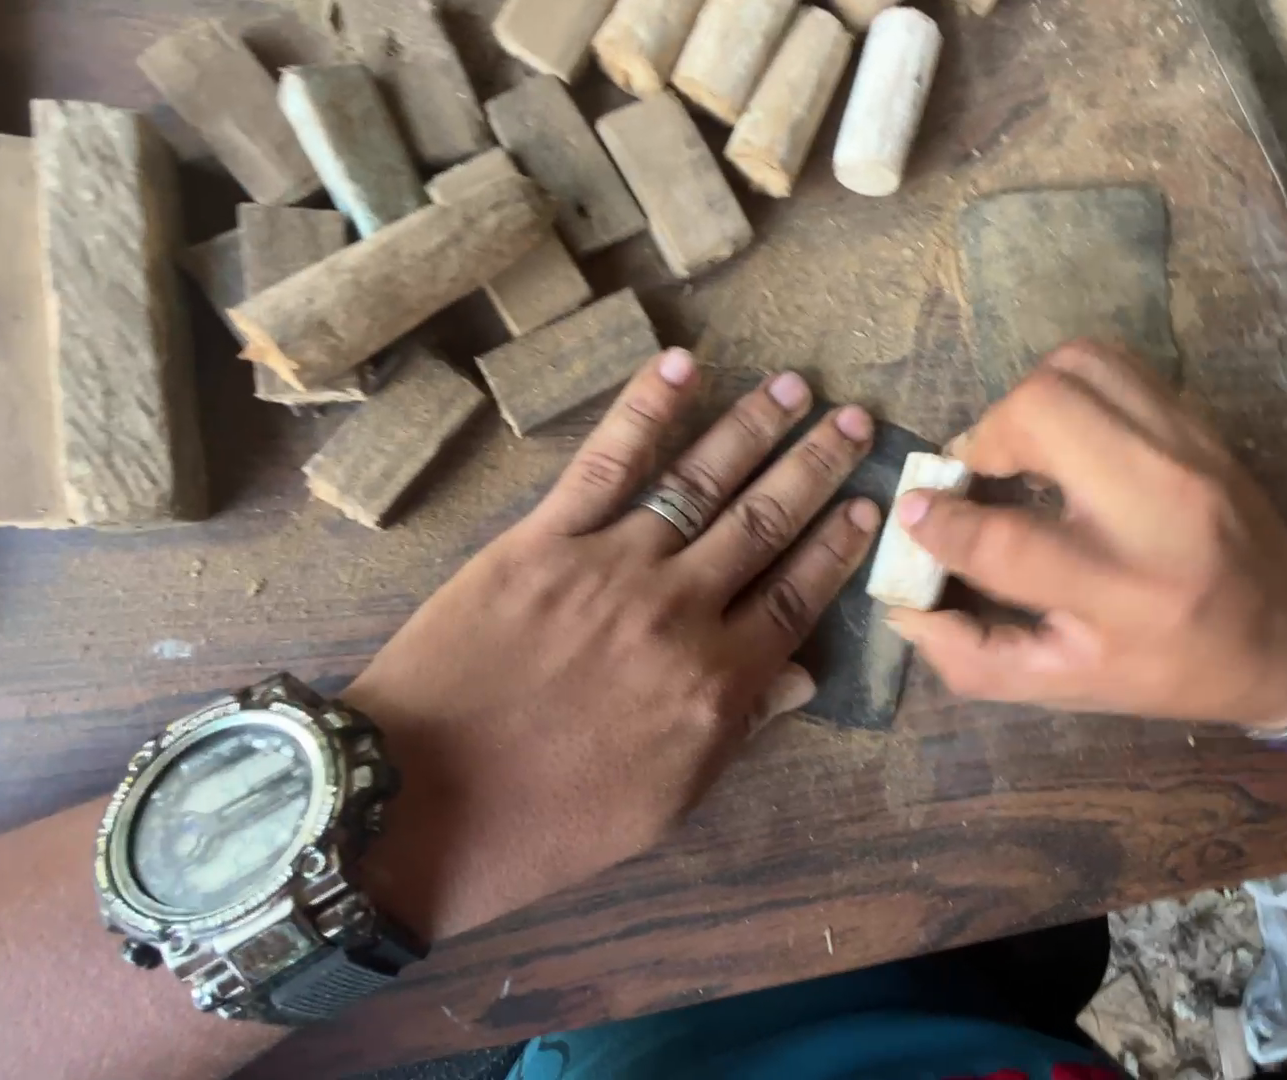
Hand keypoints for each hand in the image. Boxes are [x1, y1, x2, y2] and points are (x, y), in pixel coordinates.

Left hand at [345, 350, 880, 939]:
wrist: (418, 803)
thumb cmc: (550, 819)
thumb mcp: (666, 799)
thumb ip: (741, 728)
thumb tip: (804, 674)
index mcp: (715, 683)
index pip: (797, 597)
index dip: (837, 546)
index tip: (868, 505)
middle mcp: (678, 611)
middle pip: (764, 524)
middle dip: (815, 469)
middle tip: (854, 423)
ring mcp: (611, 565)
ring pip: (700, 482)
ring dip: (753, 427)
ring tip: (797, 387)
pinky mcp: (542, 539)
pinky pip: (604, 463)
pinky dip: (645, 409)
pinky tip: (683, 365)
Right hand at [886, 342, 1286, 729]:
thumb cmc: (1169, 669)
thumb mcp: (1066, 689)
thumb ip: (973, 657)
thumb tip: (904, 609)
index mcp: (1125, 593)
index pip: (1009, 541)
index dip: (942, 523)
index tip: (914, 511)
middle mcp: (1162, 508)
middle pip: (1044, 413)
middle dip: (985, 436)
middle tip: (977, 475)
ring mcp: (1188, 450)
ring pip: (1073, 370)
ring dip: (1021, 404)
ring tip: (1017, 452)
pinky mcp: (1198, 421)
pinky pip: (1110, 362)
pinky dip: (1063, 385)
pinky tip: (1059, 431)